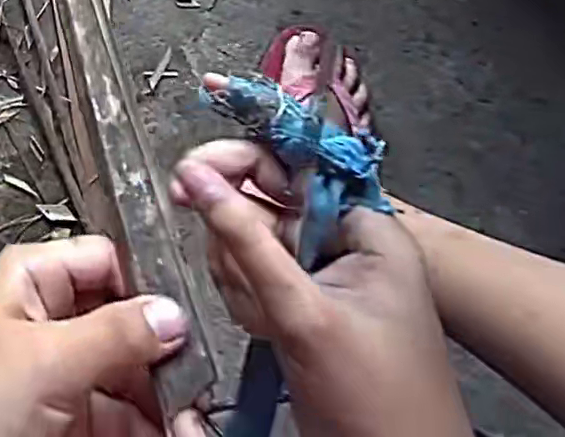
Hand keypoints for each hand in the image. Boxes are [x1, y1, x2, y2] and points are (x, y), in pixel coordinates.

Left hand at [0, 236, 189, 435]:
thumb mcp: (43, 359)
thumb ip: (111, 333)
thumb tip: (171, 311)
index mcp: (37, 278)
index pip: (108, 261)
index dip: (150, 285)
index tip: (194, 318)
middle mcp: (55, 317)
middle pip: (129, 322)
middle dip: (167, 355)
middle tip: (204, 385)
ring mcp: (66, 371)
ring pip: (135, 375)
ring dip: (169, 399)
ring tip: (194, 419)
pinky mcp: (74, 419)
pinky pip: (126, 417)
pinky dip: (153, 427)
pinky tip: (177, 433)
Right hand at [170, 141, 471, 436]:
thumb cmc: (375, 404)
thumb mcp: (302, 311)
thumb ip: (242, 237)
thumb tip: (191, 172)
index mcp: (362, 226)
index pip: (286, 161)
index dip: (235, 162)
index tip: (189, 173)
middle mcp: (337, 236)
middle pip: (256, 197)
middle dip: (234, 236)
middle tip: (225, 259)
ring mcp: (314, 266)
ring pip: (242, 233)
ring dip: (236, 272)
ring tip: (261, 315)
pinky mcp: (295, 293)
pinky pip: (244, 266)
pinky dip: (240, 292)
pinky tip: (261, 325)